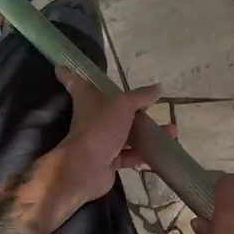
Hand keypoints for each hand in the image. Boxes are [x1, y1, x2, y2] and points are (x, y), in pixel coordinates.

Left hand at [47, 67, 169, 211]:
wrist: (87, 167)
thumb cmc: (100, 127)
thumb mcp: (123, 105)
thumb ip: (140, 97)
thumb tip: (157, 88)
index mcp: (88, 100)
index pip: (76, 83)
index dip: (69, 74)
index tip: (61, 66)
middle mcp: (93, 120)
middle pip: (111, 111)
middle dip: (132, 110)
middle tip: (152, 107)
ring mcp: (100, 141)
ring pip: (126, 135)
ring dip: (147, 134)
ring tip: (171, 131)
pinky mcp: (108, 161)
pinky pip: (129, 155)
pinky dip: (144, 153)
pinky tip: (162, 151)